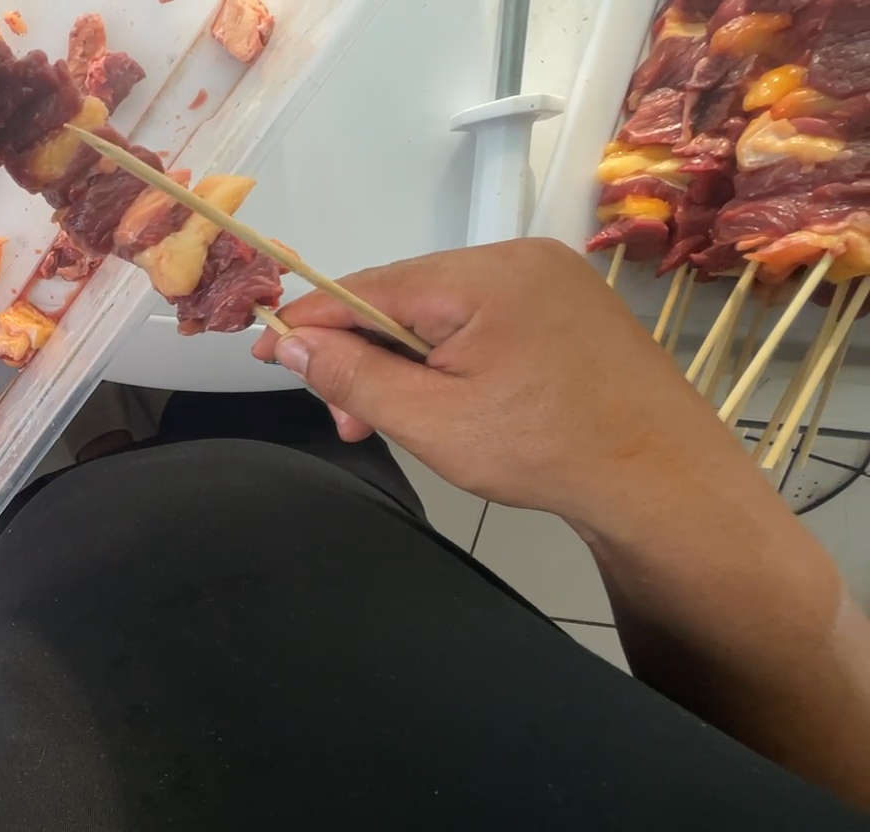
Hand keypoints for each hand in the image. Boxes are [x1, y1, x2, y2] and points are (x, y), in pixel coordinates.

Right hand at [251, 239, 771, 537]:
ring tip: (380, 422)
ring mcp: (542, 281)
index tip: (262, 352)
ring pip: (428, 314)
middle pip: (394, 300)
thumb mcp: (424, 418)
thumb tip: (287, 342)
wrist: (660, 480)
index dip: (305, 321)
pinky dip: (431, 360)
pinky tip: (428, 400)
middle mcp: (514, 260)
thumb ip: (348, 374)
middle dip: (354, 357)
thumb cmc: (539, 450)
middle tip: (343, 420)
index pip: (363, 289)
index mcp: (483, 277)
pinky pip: (466, 322)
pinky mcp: (556, 308)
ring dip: (390, 364)